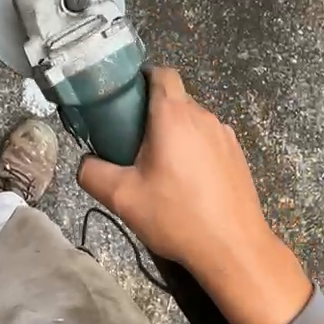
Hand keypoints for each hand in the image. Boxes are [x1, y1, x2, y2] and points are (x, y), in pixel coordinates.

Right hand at [78, 67, 311, 323]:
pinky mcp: (238, 155)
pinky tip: (187, 184)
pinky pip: (209, 140)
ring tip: (159, 169)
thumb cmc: (177, 217)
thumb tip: (85, 162)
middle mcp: (203, 116)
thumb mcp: (122, 198)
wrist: (234, 249)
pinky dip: (194, 150)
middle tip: (132, 144)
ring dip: (174, 134)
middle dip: (152, 114)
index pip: (161, 74)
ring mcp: (225, 135)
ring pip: (192, 121)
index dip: (142, 78)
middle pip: (174, 99)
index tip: (124, 100)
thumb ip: (92, 173)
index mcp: (173, 116)